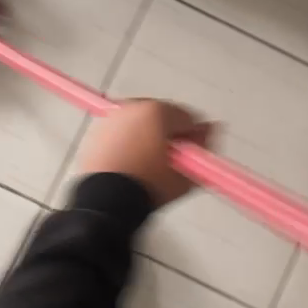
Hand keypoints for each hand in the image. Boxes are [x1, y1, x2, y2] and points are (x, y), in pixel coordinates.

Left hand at [78, 100, 214, 207]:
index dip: (196, 138)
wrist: (107, 200)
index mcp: (158, 111)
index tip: (196, 155)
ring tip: (153, 165)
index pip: (188, 119)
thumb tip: (210, 133)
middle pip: (163, 117)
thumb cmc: (148, 184)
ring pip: (141, 125)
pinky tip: (134, 165)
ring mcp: (113, 118)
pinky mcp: (97, 132)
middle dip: (171, 135)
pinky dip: (130, 143)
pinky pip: (122, 134)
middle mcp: (134, 106)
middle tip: (175, 161)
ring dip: (150, 138)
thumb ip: (204, 149)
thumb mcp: (187, 173)